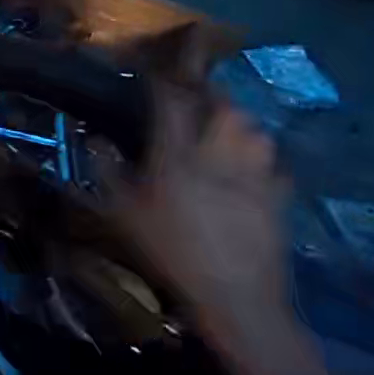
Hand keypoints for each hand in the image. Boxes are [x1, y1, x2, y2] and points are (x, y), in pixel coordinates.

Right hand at [110, 86, 290, 336]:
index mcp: (177, 156)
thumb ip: (106, 171)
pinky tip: (256, 167)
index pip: (172, 104)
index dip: (164, 84)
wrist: (236, 299)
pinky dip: (266, 160)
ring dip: (243, 124)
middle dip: (214, 96)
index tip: (155, 75)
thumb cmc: (170, 251)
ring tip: (229, 127)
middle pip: (227, 110)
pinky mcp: (278, 203)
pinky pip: (278, 168)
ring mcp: (254, 179)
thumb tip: (95, 139)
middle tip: (200, 97)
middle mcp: (219, 158)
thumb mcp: (123, 213)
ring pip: (258, 133)